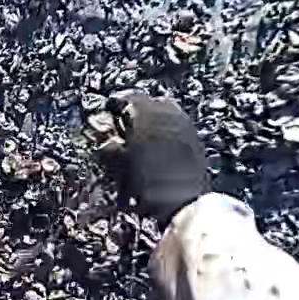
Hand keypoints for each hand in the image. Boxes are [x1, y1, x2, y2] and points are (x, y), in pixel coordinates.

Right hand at [108, 93, 211, 222]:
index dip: (117, 103)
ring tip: (141, 133)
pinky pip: (177, 123)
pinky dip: (165, 128)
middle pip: (152, 101)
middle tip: (124, 121)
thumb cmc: (146, 184)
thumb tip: (103, 136)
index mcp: (147, 117)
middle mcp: (169, 115)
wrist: (183, 202)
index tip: (108, 110)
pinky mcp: (195, 139)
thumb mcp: (118, 166)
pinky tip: (157, 143)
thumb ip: (108, 146)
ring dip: (153, 117)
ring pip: (167, 111)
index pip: (130, 97)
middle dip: (138, 108)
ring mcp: (185, 126)